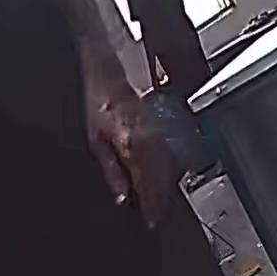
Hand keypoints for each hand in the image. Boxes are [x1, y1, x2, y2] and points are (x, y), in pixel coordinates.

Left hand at [81, 40, 178, 226]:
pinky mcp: (183, 115)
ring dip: (166, 174)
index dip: (153, 209)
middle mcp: (161, 139)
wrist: (113, 55)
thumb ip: (112, 172)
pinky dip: (174, 155)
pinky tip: (161, 155)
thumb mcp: (93, 137)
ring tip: (152, 177)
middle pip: (167, 179)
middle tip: (151, 202)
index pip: (153, 191)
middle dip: (158, 191)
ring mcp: (175, 127)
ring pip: (177, 164)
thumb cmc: (99, 91)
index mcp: (138, 147)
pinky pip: (182, 145)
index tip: (152, 220)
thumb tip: (123, 197)